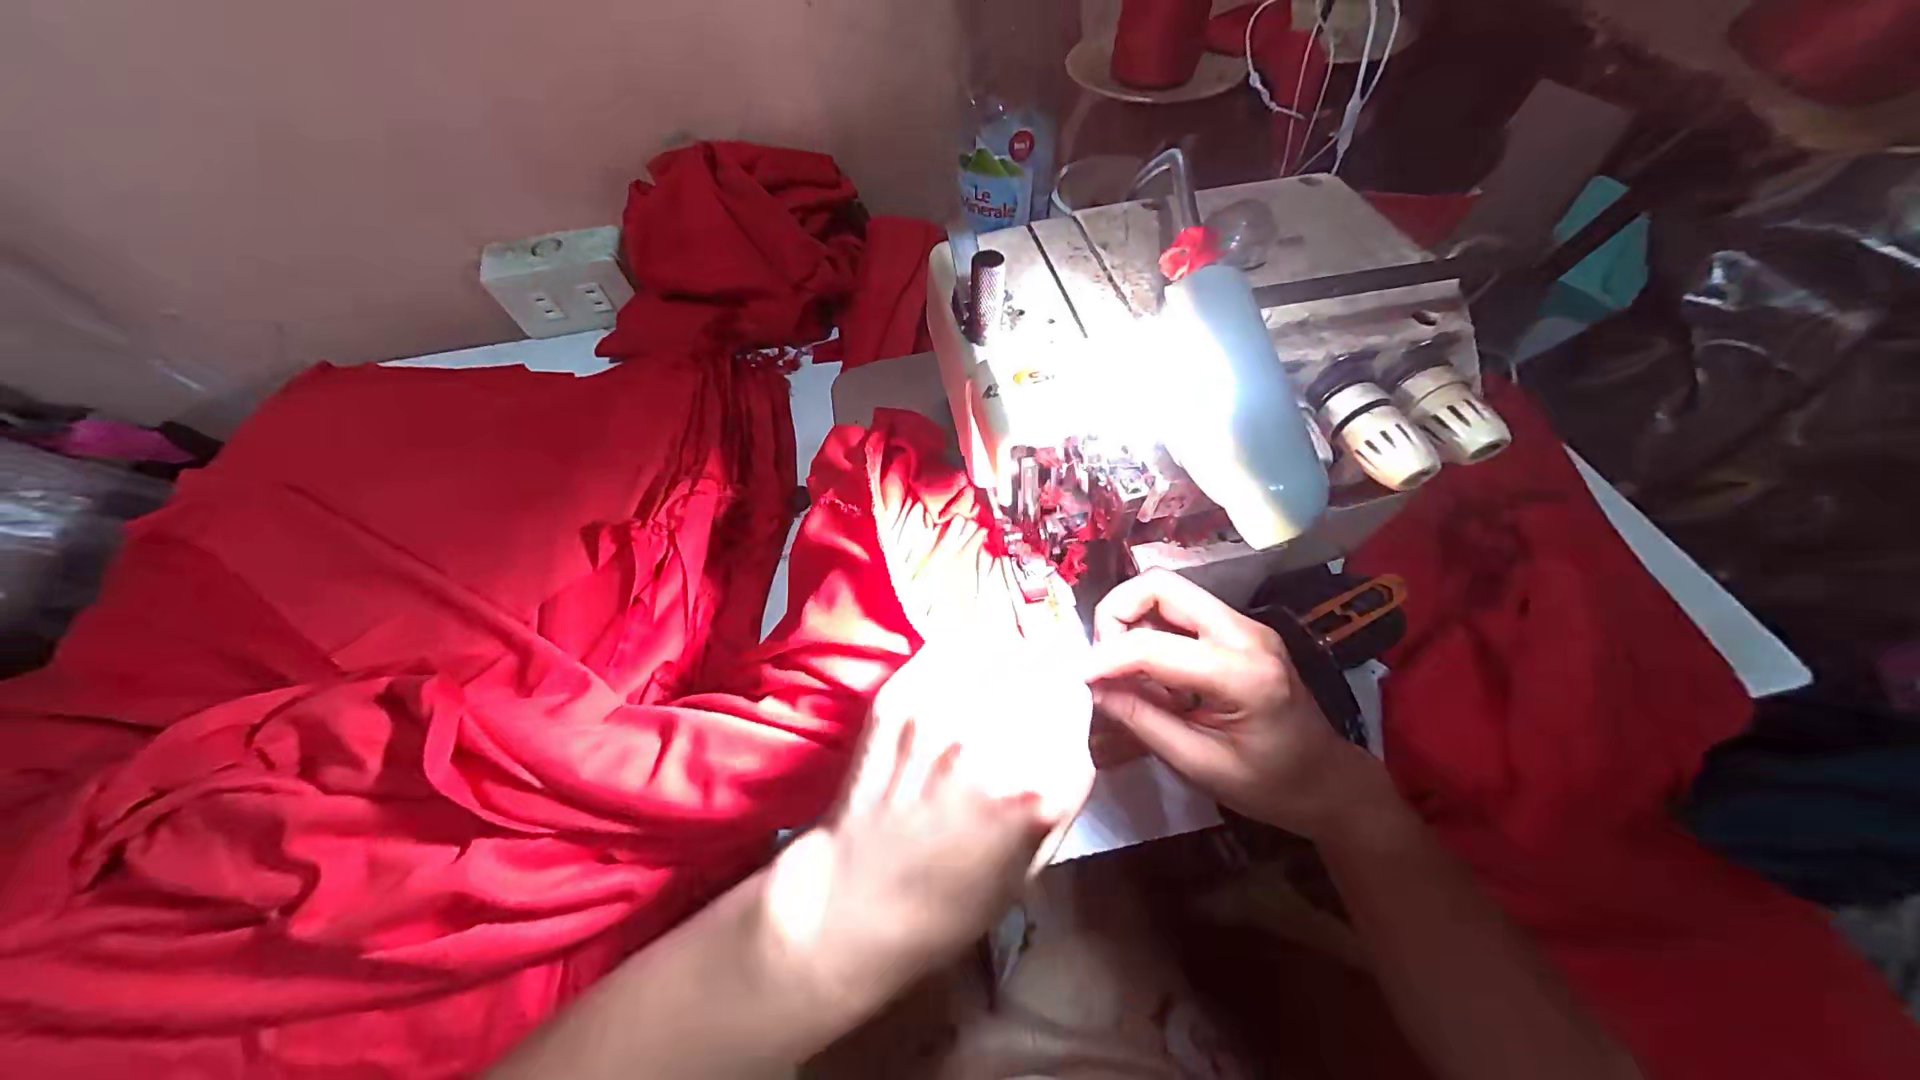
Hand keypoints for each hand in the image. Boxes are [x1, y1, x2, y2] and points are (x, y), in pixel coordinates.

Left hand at [762, 637, 1093, 1018]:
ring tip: (983, 693)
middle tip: (1017, 703)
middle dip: (1036, 680)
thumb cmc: (955, 898)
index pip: (1074, 696)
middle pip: (1039, 665)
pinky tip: (952, 686)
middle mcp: (996, 741)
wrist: (857, 899)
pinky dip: (959, 657)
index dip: (1064, 703)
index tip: (1052, 710)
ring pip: (996, 648)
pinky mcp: (899, 697)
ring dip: (999, 662)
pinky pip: (949, 647)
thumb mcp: (1039, 855)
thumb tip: (1067, 720)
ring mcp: (943, 713)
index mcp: (1040, 787)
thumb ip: (1064, 780)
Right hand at [1083, 569, 1394, 839]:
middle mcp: (1244, 632)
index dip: (1105, 658)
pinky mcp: (1235, 629)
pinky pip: (1178, 611)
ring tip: (1125, 671)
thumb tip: (1092, 689)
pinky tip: (1151, 673)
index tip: (1077, 678)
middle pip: (1159, 586)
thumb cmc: (1270, 785)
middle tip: (1103, 662)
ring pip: (1166, 592)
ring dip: (1131, 621)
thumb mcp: (1199, 764)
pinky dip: (1149, 631)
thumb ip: (1142, 720)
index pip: (1154, 645)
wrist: (1328, 781)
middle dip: (1115, 614)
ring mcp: (1242, 625)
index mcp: (1243, 673)